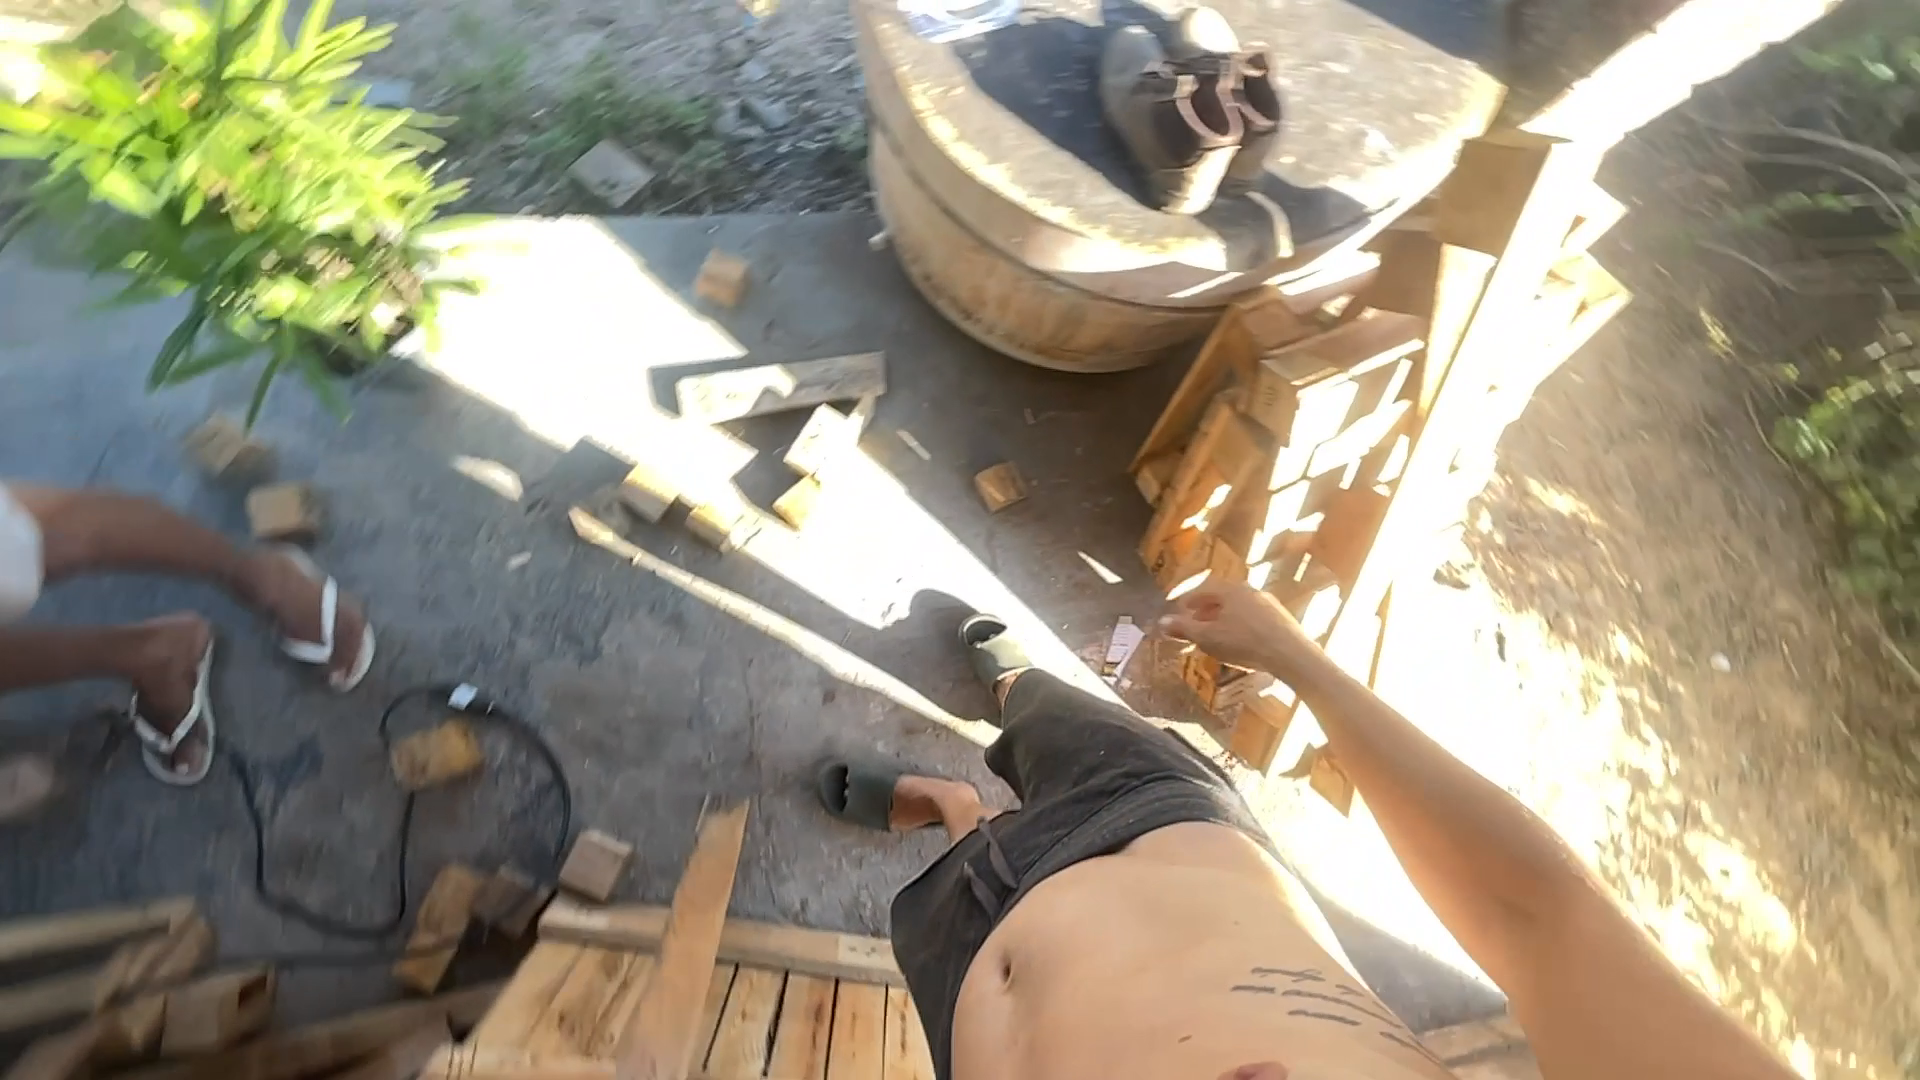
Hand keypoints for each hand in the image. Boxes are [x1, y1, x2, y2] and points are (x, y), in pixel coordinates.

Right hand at [1158, 577, 1319, 677]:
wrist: (1291, 655)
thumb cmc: (1243, 643)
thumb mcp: (1207, 638)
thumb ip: (1183, 629)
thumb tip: (1160, 622)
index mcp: (1229, 590)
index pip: (1202, 590)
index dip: (1188, 601)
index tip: (1179, 611)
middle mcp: (1249, 590)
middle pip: (1221, 598)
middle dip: (1206, 611)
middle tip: (1195, 624)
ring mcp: (1268, 603)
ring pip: (1239, 608)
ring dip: (1224, 619)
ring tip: (1216, 635)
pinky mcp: (1282, 618)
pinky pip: (1254, 618)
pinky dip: (1241, 625)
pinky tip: (1241, 642)